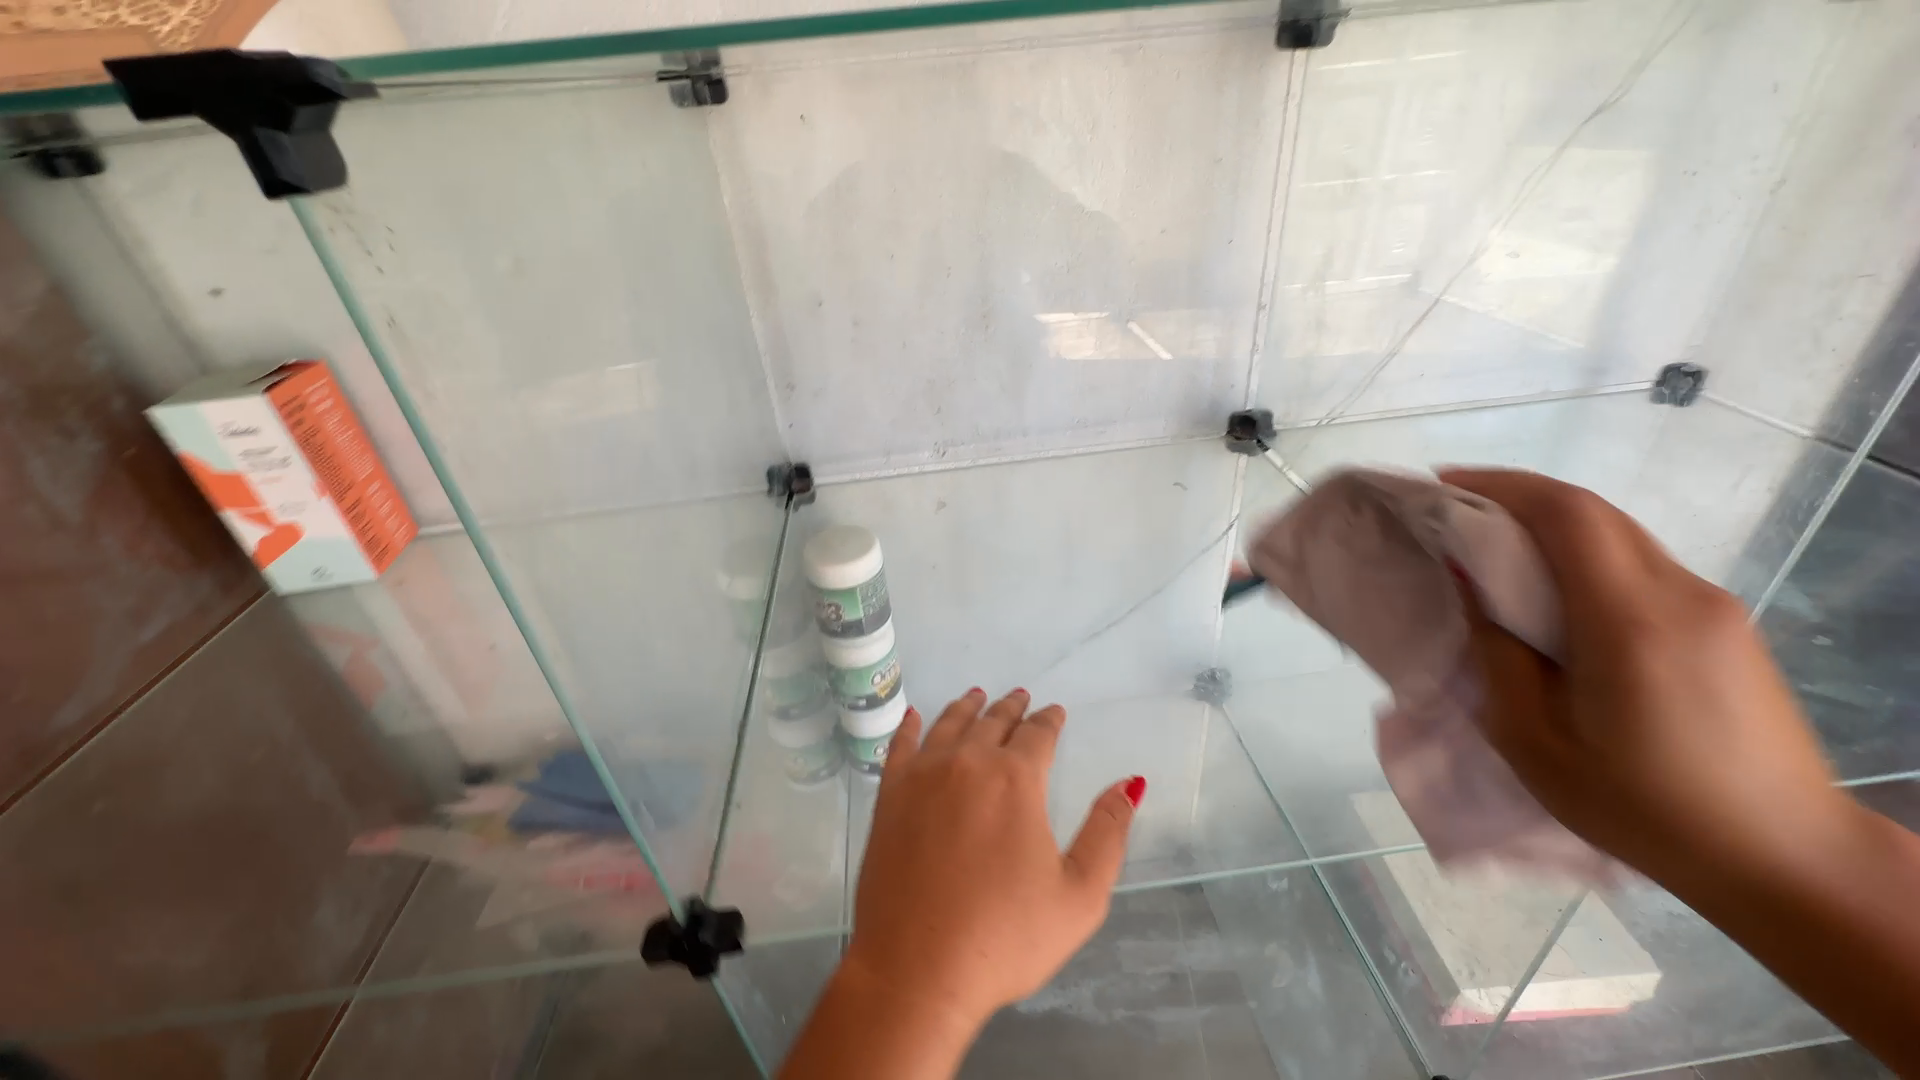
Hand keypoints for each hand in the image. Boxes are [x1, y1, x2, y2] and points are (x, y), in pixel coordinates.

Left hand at [843, 688, 1143, 1026]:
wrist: (916, 971)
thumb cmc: (1005, 938)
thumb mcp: (1079, 894)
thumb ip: (1107, 832)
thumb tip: (1130, 782)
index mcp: (1015, 780)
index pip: (1037, 735)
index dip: (1049, 721)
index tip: (1055, 712)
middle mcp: (966, 764)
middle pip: (991, 723)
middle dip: (1010, 708)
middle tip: (1019, 696)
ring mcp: (920, 779)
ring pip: (947, 727)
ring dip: (966, 708)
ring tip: (976, 696)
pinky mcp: (887, 800)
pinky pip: (899, 748)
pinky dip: (909, 727)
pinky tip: (913, 717)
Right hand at [1439, 468, 1850, 887]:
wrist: (1784, 856)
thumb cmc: (1641, 807)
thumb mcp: (1533, 739)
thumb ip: (1497, 651)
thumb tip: (1469, 580)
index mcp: (1630, 622)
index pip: (1566, 515)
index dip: (1500, 487)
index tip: (1442, 488)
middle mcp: (1682, 595)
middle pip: (1593, 515)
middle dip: (1517, 499)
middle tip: (1454, 514)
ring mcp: (1713, 607)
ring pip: (1618, 537)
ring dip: (1549, 529)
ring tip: (1490, 553)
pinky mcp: (1724, 626)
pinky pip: (1639, 567)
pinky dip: (1582, 559)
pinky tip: (1550, 595)